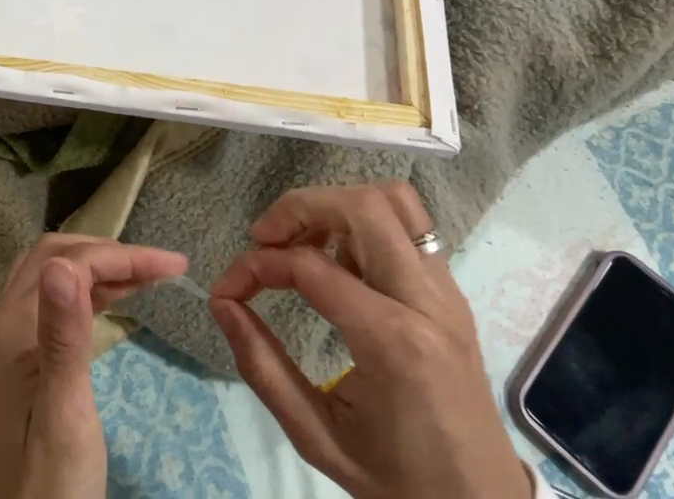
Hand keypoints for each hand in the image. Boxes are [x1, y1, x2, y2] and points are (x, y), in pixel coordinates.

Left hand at [0, 233, 188, 498]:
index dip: (122, 256)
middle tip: (165, 268)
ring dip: (97, 268)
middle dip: (110, 254)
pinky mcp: (13, 362)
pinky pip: (48, 306)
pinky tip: (111, 305)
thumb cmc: (49, 487)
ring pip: (50, 278)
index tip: (176, 266)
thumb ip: (63, 337)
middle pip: (55, 257)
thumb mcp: (64, 415)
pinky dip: (83, 293)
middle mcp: (0, 323)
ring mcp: (4, 343)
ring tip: (150, 278)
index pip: (69, 262)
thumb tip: (63, 263)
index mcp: (11, 328)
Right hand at [210, 184, 531, 498]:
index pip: (309, 265)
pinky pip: (409, 228)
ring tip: (302, 244)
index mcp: (394, 341)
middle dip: (299, 207)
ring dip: (336, 208)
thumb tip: (221, 303)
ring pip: (394, 201)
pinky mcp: (451, 293)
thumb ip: (262, 366)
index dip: (254, 266)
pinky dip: (363, 225)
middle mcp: (427, 300)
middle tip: (264, 239)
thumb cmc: (397, 479)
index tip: (227, 289)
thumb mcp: (316, 436)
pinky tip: (336, 262)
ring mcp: (447, 292)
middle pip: (362, 205)